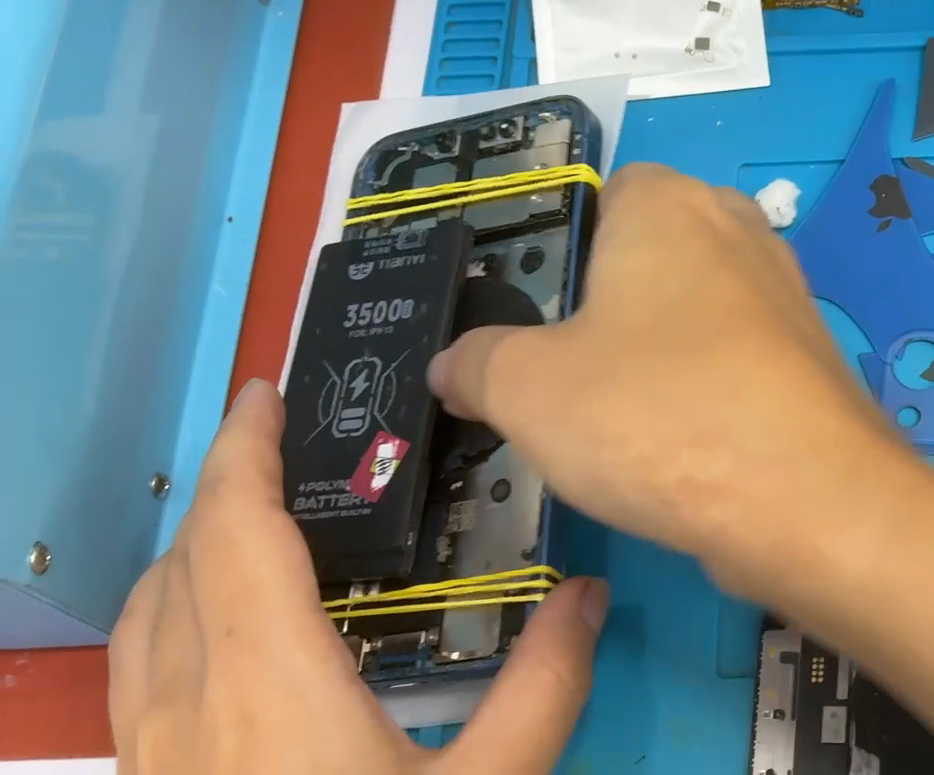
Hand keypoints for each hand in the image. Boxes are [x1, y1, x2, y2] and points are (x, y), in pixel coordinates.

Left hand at [109, 380, 608, 773]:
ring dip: (195, 546)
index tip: (264, 391)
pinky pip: (145, 670)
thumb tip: (592, 592)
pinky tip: (240, 627)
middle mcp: (188, 714)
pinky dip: (183, 607)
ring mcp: (157, 761)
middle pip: (179, 566)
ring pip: (145, 620)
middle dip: (222, 487)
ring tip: (262, 514)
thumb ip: (548, 683)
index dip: (243, 453)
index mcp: (269, 690)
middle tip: (288, 443)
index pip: (234, 538)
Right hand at [428, 163, 914, 597]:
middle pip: (656, 249)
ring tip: (621, 414)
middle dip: (612, 299)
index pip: (608, 192)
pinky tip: (684, 437)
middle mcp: (740, 227)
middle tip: (569, 367)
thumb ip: (480, 362)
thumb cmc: (653, 410)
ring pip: (699, 304)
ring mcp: (787, 289)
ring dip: (660, 346)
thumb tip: (458, 363)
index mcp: (670, 203)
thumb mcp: (527, 388)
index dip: (567, 243)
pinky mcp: (813, 349)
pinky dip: (710, 380)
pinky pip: (740, 351)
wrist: (803, 489)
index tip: (538, 309)